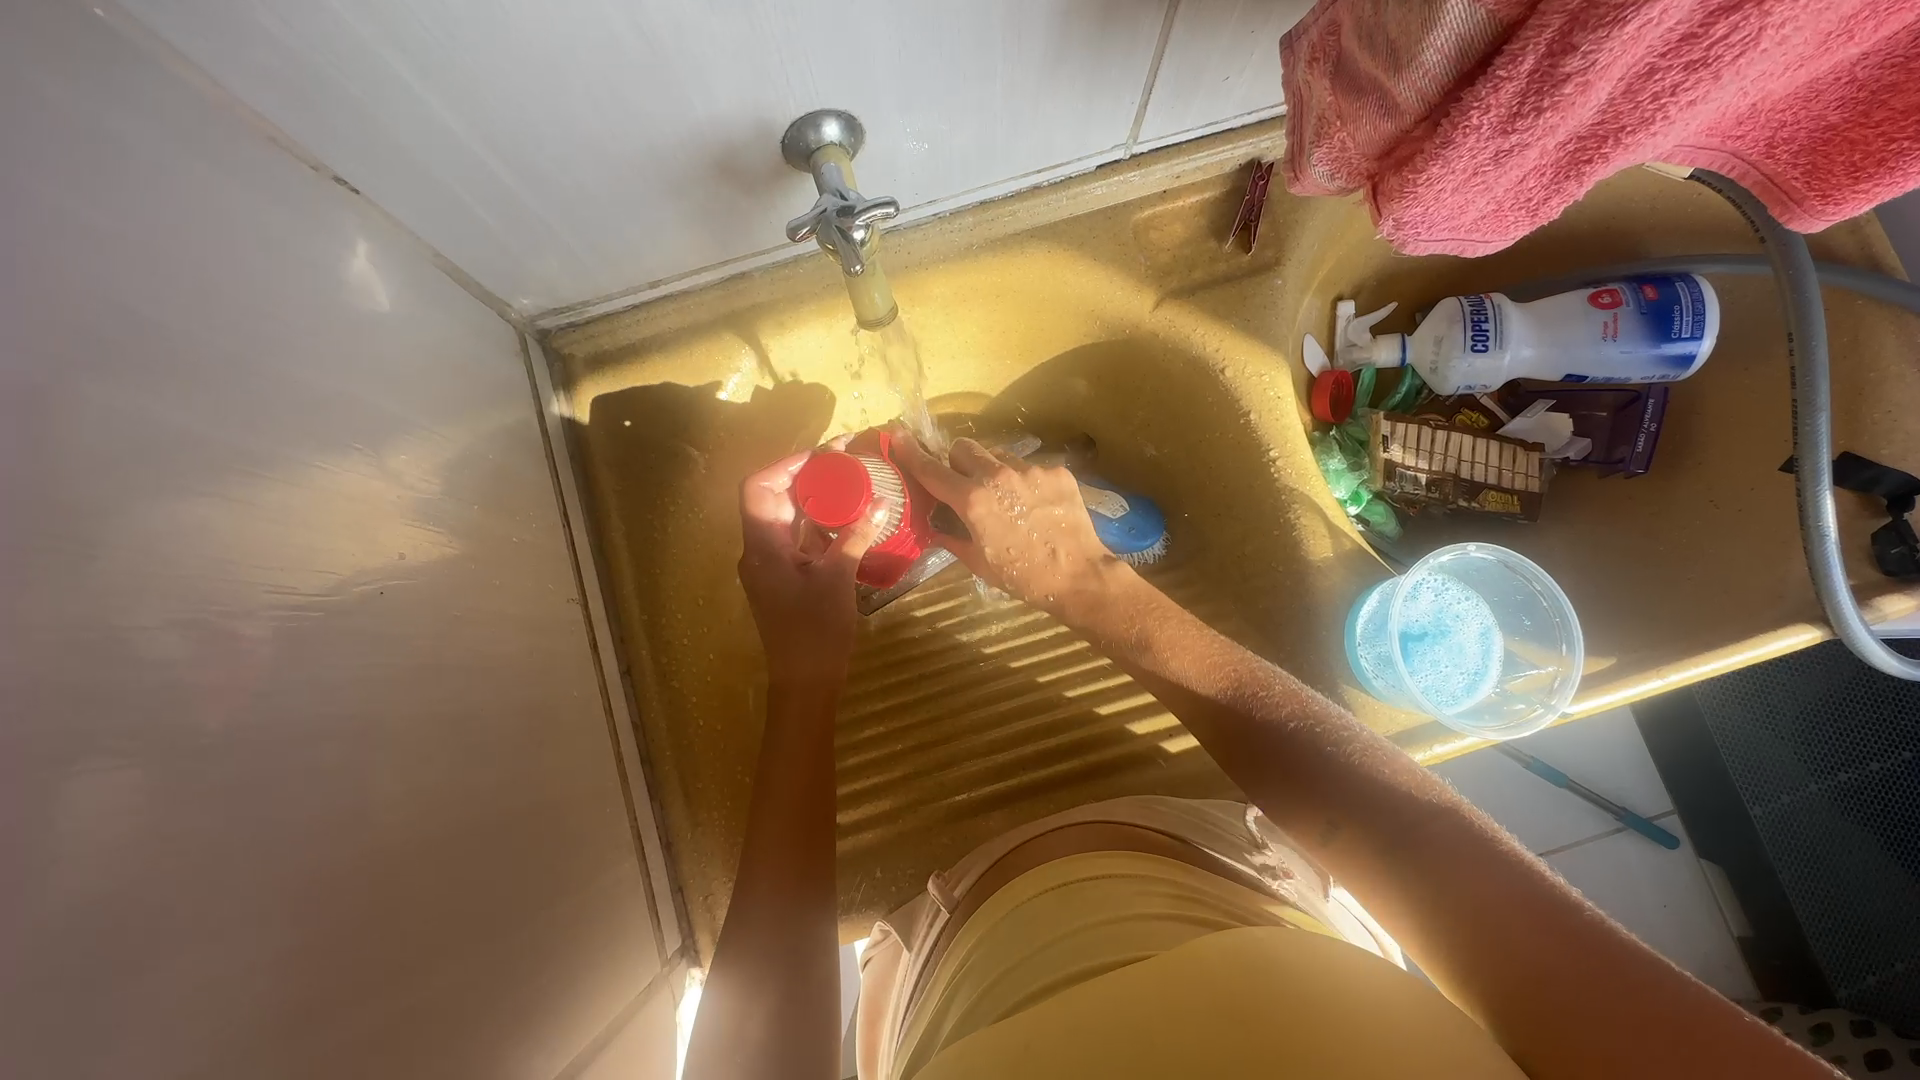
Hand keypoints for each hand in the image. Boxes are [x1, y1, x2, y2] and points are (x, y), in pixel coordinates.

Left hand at [738, 447, 887, 689]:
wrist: (805, 682)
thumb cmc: (815, 631)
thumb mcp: (838, 579)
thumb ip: (856, 536)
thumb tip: (882, 501)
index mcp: (763, 546)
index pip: (758, 488)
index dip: (786, 466)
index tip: (823, 457)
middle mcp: (760, 550)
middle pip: (774, 499)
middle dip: (808, 477)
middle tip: (846, 463)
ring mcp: (772, 566)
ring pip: (788, 519)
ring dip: (815, 500)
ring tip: (851, 484)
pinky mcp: (786, 578)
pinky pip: (799, 539)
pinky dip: (820, 524)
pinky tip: (849, 519)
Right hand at [891, 431, 1126, 616]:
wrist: (1077, 575)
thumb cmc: (1022, 576)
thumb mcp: (977, 562)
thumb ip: (952, 537)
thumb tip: (936, 526)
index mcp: (973, 500)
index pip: (932, 470)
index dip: (911, 452)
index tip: (897, 436)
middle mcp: (998, 476)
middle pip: (964, 447)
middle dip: (958, 462)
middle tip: (966, 485)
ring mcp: (1030, 470)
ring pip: (997, 455)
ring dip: (992, 470)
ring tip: (1008, 500)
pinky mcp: (1056, 471)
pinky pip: (1029, 467)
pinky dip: (1025, 482)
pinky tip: (1037, 506)